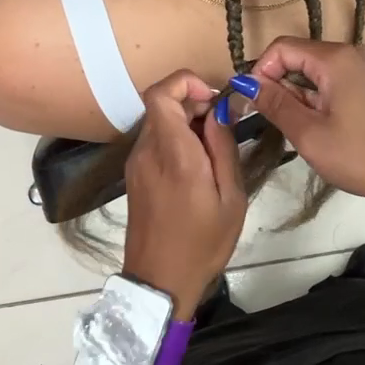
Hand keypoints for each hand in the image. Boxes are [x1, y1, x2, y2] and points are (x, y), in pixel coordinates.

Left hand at [121, 71, 247, 317]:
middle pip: (162, 104)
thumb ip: (223, 147)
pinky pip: (155, 142)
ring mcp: (136, 163)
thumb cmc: (202, 243)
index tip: (213, 99)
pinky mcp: (134, 176)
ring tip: (214, 150)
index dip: (185, 82)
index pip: (161, 93)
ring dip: (186, 122)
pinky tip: (197, 167)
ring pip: (159, 122)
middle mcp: (148, 152)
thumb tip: (220, 109)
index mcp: (173, 154)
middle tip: (222, 126)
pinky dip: (176, 140)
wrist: (159, 282)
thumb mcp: (230, 197)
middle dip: (193, 103)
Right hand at [246, 38, 364, 211]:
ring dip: (298, 93)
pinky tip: (319, 125)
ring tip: (298, 128)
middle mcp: (352, 53)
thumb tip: (245, 83)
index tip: (252, 103)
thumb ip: (275, 103)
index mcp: (336, 58)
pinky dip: (317, 96)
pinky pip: (333, 78)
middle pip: (299, 56)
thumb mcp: (310, 134)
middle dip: (278, 83)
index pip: (282, 48)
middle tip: (273, 121)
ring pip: (315, 69)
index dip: (260, 71)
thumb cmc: (362, 156)